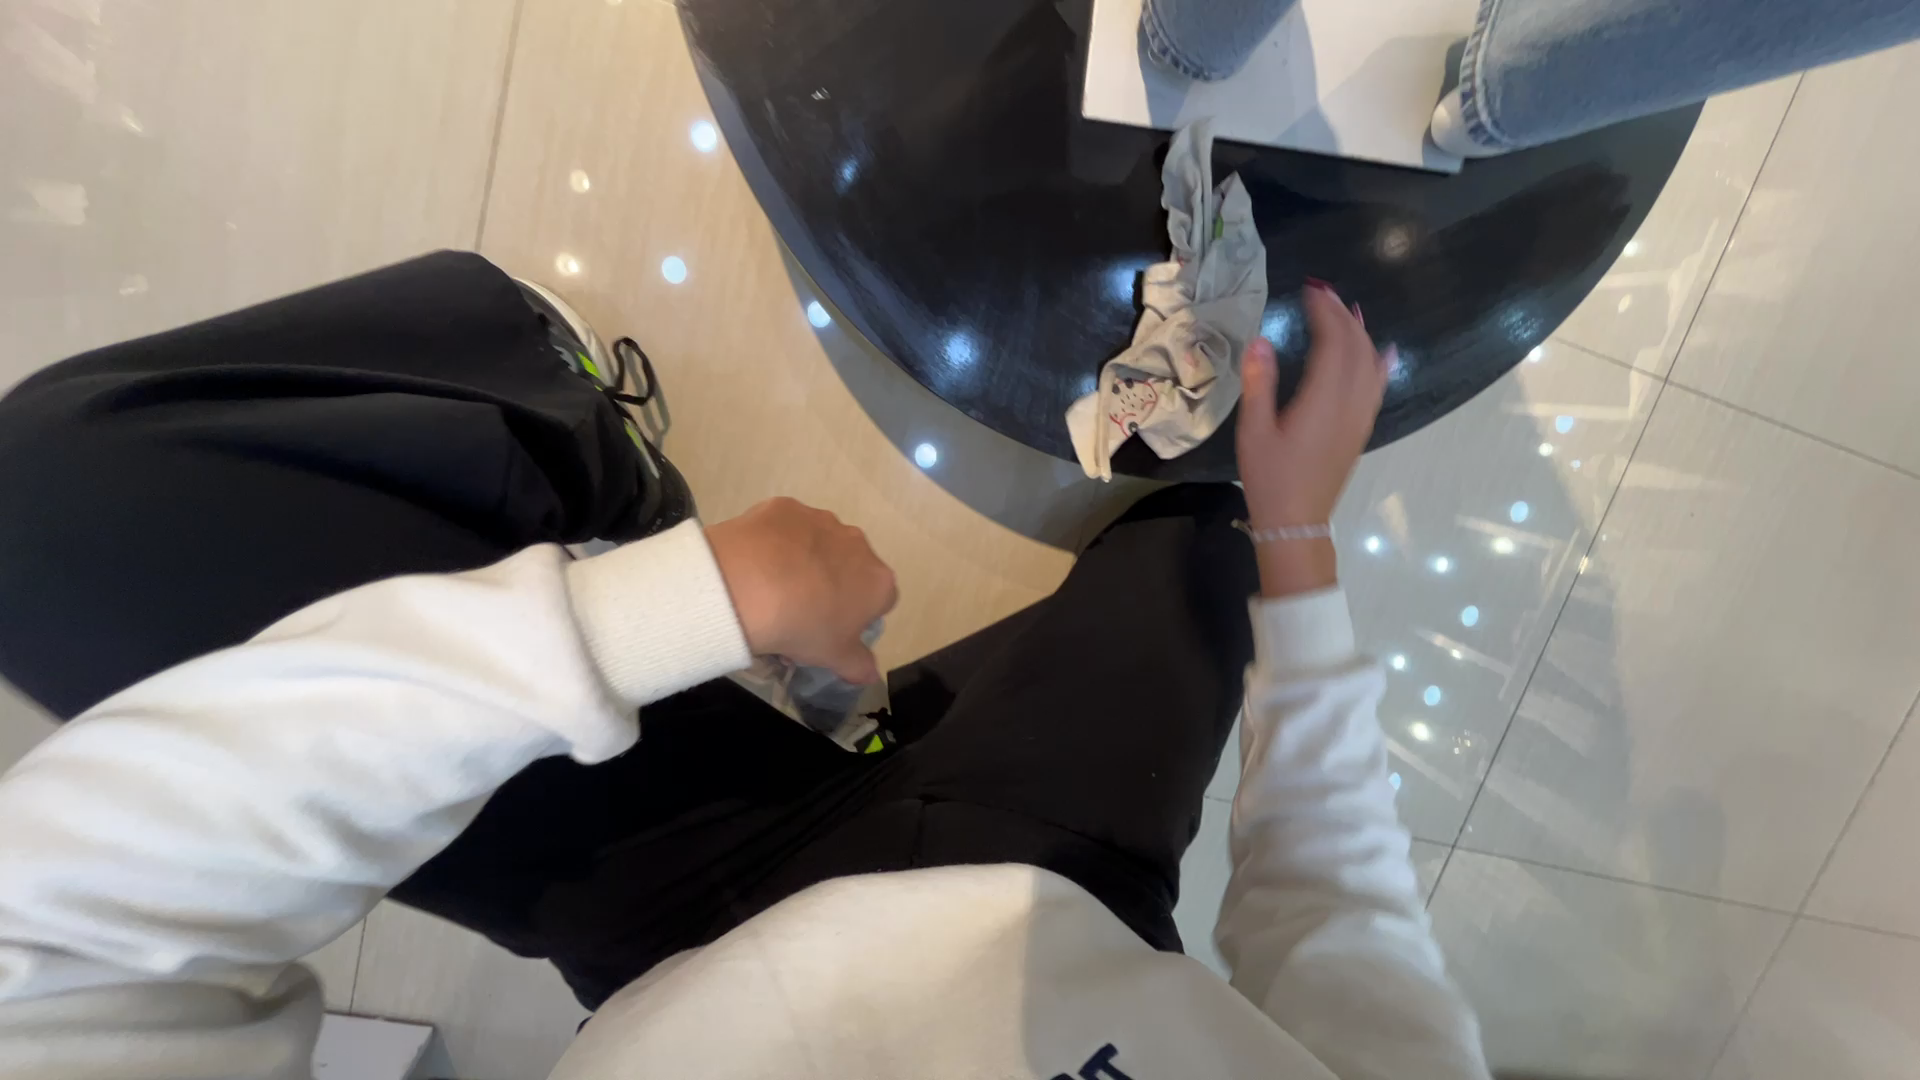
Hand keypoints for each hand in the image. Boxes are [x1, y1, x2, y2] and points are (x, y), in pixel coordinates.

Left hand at [704, 498, 897, 683]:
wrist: (746, 584)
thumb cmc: (801, 625)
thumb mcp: (832, 656)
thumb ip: (858, 665)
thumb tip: (872, 675)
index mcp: (878, 582)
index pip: (879, 601)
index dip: (856, 616)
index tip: (831, 629)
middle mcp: (858, 544)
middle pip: (851, 568)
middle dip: (833, 585)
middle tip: (800, 610)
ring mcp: (822, 520)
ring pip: (820, 544)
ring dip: (806, 561)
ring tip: (772, 587)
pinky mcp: (787, 507)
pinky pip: (787, 528)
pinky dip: (776, 543)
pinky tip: (756, 562)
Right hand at [1236, 283, 1392, 597]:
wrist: (1296, 520)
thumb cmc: (1269, 477)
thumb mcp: (1254, 431)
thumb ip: (1260, 384)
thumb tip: (1259, 341)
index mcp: (1323, 399)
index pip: (1333, 342)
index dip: (1325, 313)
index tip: (1311, 291)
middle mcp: (1350, 402)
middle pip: (1357, 347)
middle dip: (1343, 316)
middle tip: (1324, 294)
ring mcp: (1361, 416)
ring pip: (1371, 363)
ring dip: (1360, 333)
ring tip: (1346, 312)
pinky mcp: (1361, 428)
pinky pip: (1379, 385)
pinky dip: (1380, 361)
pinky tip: (1383, 350)